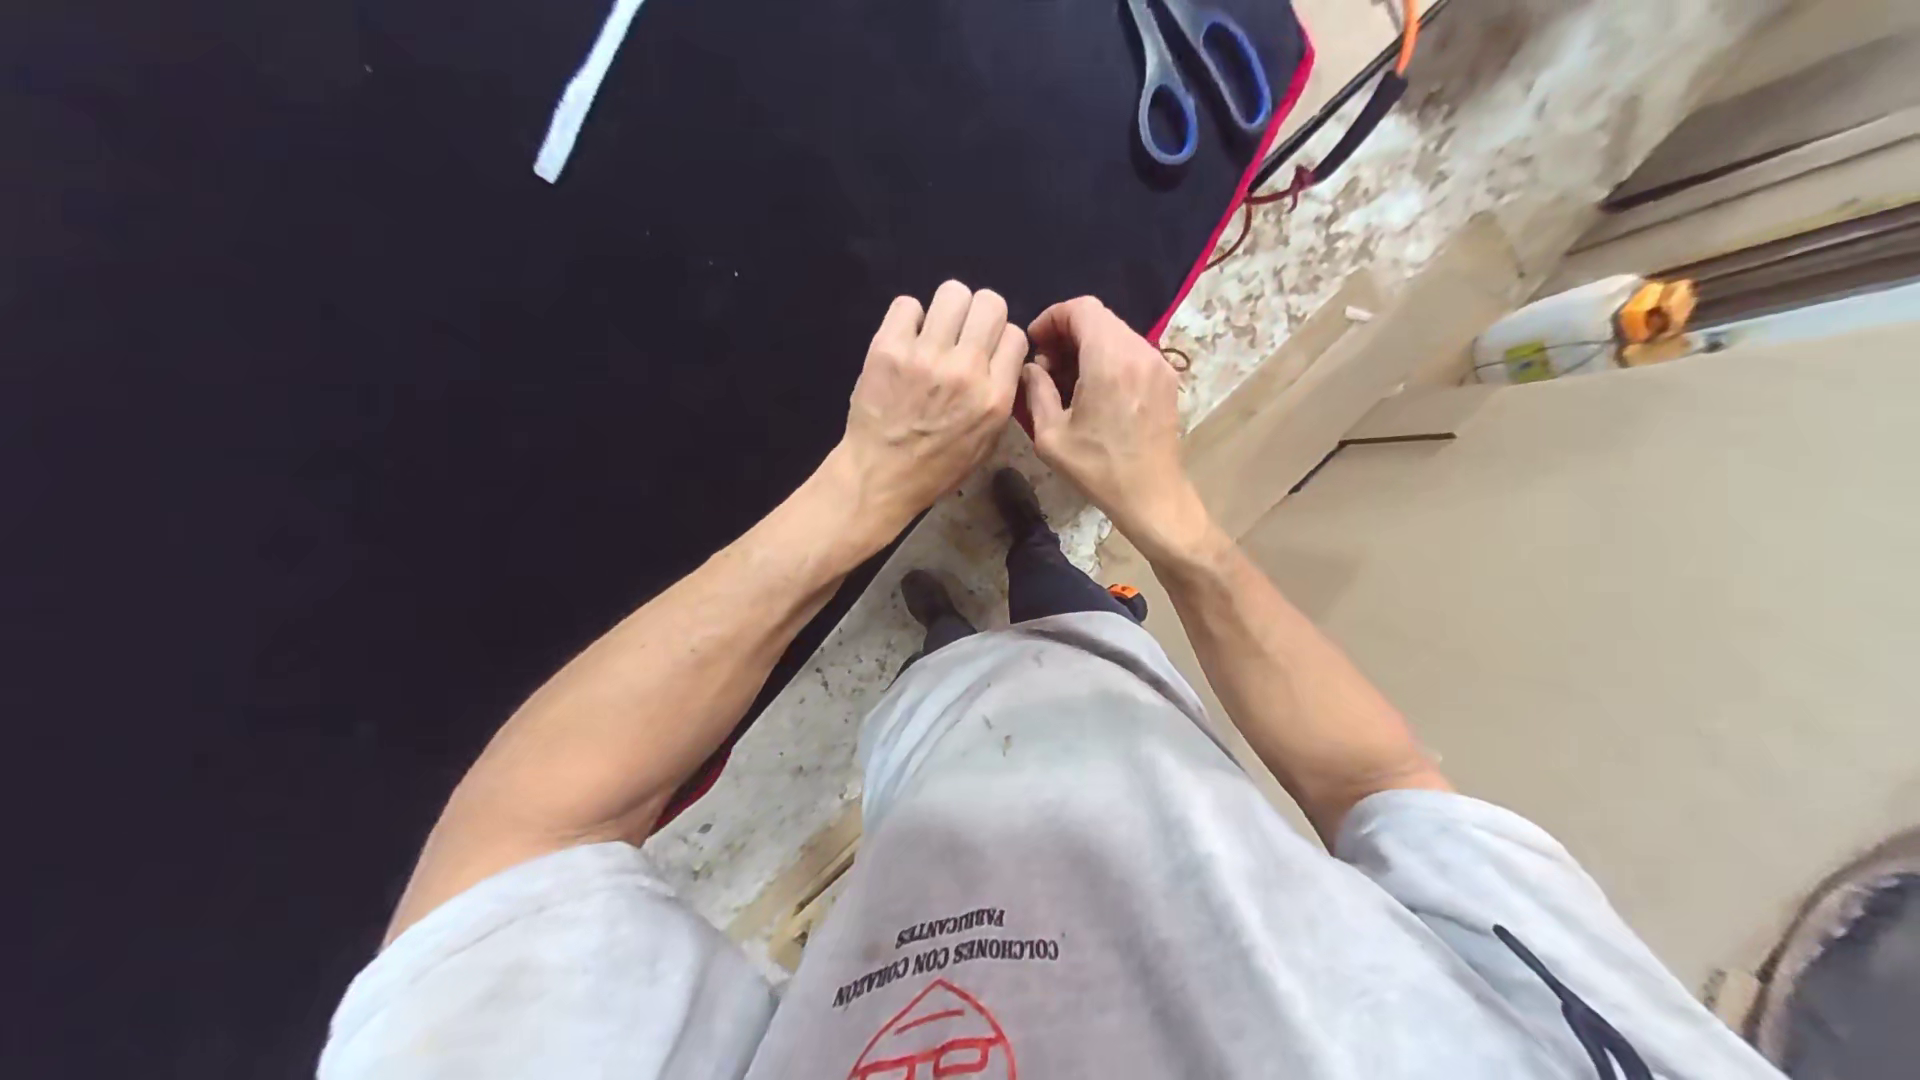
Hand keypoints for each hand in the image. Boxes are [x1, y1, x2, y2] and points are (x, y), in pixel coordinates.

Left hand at [832, 281, 1026, 542]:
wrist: (879, 476)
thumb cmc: (936, 468)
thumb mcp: (987, 443)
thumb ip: (1001, 398)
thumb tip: (1003, 362)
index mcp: (994, 397)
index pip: (1015, 336)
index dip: (1001, 341)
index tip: (986, 353)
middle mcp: (966, 370)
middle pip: (990, 303)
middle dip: (980, 315)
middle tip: (962, 335)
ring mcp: (926, 356)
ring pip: (952, 293)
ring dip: (947, 310)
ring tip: (934, 333)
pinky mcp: (888, 347)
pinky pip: (907, 304)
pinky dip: (909, 318)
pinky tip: (906, 341)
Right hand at [1021, 297, 1215, 560]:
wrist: (1151, 495)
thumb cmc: (1097, 468)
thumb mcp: (1050, 435)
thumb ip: (1035, 391)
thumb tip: (1031, 368)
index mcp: (1109, 360)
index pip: (1081, 308)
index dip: (1052, 318)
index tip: (1035, 343)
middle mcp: (1139, 351)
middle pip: (1099, 318)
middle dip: (1067, 334)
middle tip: (1046, 366)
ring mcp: (1158, 363)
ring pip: (1115, 334)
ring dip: (1087, 346)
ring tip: (1067, 381)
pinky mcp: (1166, 378)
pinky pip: (1131, 352)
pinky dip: (1108, 358)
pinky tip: (1094, 390)